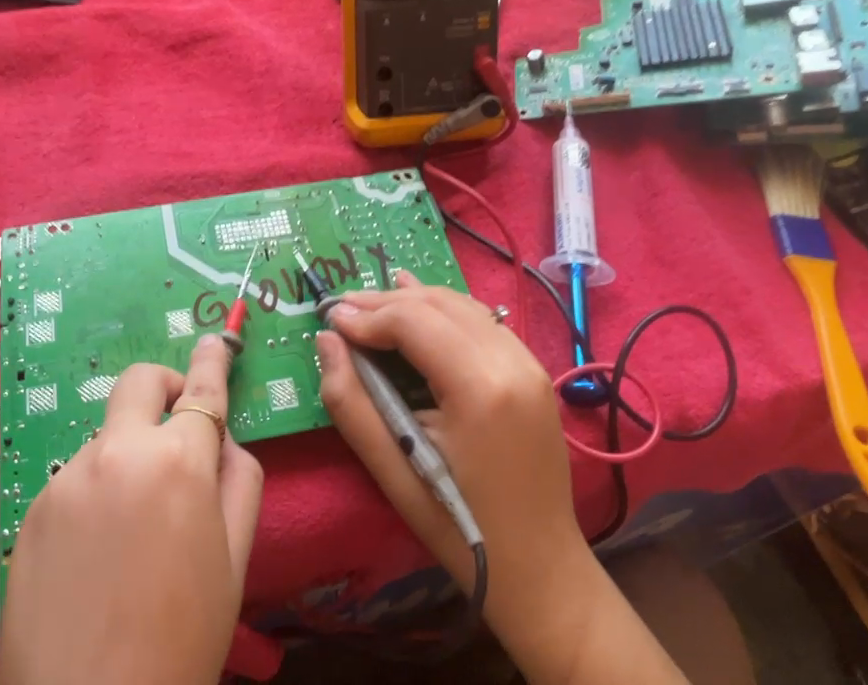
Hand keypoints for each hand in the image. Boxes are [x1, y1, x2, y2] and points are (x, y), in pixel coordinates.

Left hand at [0, 334, 263, 684]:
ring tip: (135, 525)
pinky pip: (75, 479)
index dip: (213, 362)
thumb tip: (222, 440)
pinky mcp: (31, 509)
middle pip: (138, 383)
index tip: (219, 342)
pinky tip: (97, 551)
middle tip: (178, 421)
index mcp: (176, 462)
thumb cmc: (181, 636)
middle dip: (164, 386)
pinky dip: (95, 491)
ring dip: (129, 453)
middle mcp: (115, 453)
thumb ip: (238, 482)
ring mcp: (66, 478)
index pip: (201, 391)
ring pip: (106, 438)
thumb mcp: (235, 561)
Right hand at [315, 272, 600, 673]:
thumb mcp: (392, 472)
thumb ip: (351, 403)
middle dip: (385, 302)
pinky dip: (444, 312)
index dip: (367, 315)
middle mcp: (511, 361)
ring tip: (369, 307)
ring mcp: (530, 364)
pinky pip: (482, 323)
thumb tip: (327, 342)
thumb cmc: (458, 526)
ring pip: (462, 306)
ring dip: (413, 301)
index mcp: (479, 388)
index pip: (413, 321)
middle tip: (341, 309)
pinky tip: (418, 310)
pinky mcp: (534, 372)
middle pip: (438, 305)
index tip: (329, 319)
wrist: (539, 566)